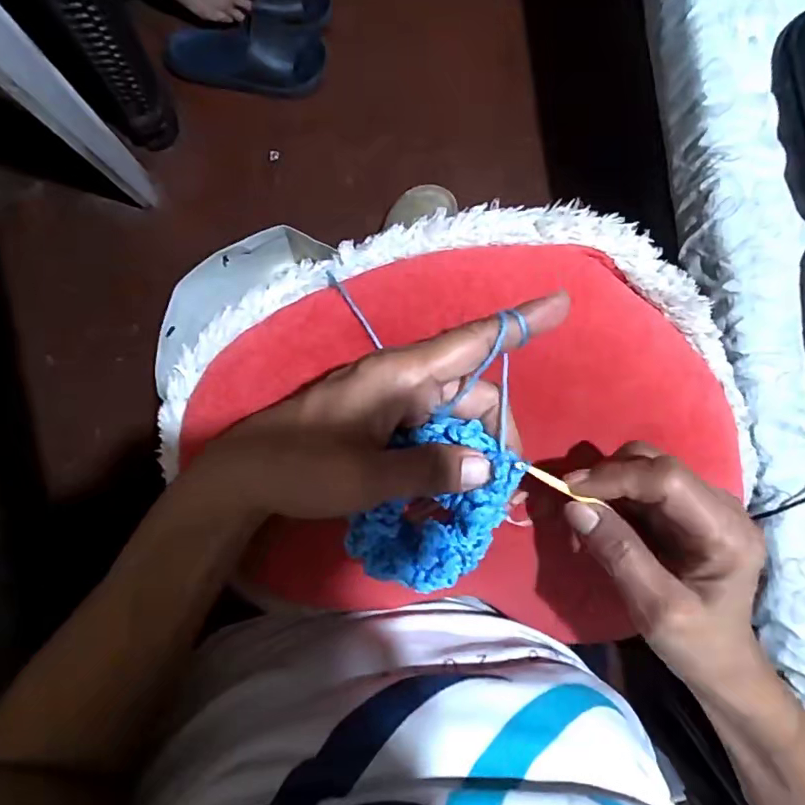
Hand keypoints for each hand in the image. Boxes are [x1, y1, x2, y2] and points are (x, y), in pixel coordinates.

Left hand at [192, 292, 570, 519]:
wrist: (242, 476)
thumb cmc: (302, 467)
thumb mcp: (368, 476)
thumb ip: (430, 470)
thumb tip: (485, 468)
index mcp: (400, 376)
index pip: (472, 340)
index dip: (519, 322)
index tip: (562, 302)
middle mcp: (399, 382)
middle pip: (469, 394)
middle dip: (494, 435)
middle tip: (503, 487)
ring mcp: (386, 403)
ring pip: (447, 420)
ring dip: (464, 455)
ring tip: (474, 502)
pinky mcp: (374, 424)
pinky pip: (421, 435)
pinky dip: (436, 461)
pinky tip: (437, 497)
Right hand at [563, 443, 767, 681]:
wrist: (722, 666)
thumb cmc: (695, 644)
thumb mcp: (655, 608)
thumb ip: (619, 553)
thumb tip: (575, 506)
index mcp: (726, 531)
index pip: (667, 478)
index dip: (615, 476)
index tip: (569, 490)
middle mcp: (722, 507)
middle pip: (657, 464)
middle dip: (608, 475)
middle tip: (571, 501)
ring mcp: (706, 506)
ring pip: (647, 468)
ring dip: (608, 483)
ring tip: (582, 512)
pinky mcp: (687, 512)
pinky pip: (643, 487)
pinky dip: (614, 495)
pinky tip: (598, 518)